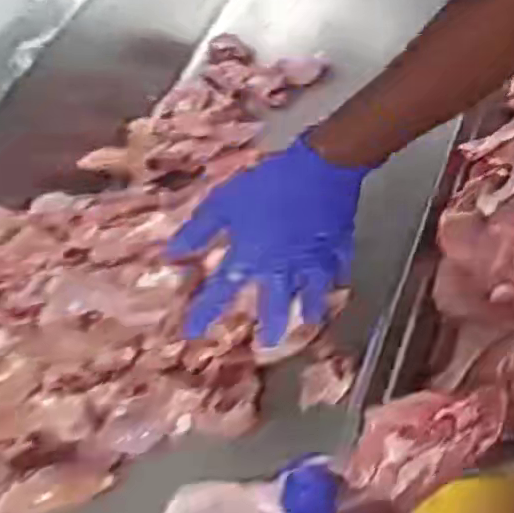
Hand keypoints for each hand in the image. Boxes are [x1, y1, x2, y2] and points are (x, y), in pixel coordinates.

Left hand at [170, 134, 369, 344]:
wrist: (322, 168)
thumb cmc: (269, 184)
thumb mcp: (223, 202)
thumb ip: (200, 230)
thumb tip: (173, 254)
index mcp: (251, 255)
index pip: (222, 292)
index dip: (207, 313)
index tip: (195, 333)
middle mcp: (284, 264)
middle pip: (276, 300)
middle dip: (270, 324)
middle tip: (268, 344)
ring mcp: (315, 255)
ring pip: (314, 290)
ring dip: (311, 308)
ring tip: (310, 322)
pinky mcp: (339, 242)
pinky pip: (340, 266)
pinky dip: (339, 277)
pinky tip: (340, 284)